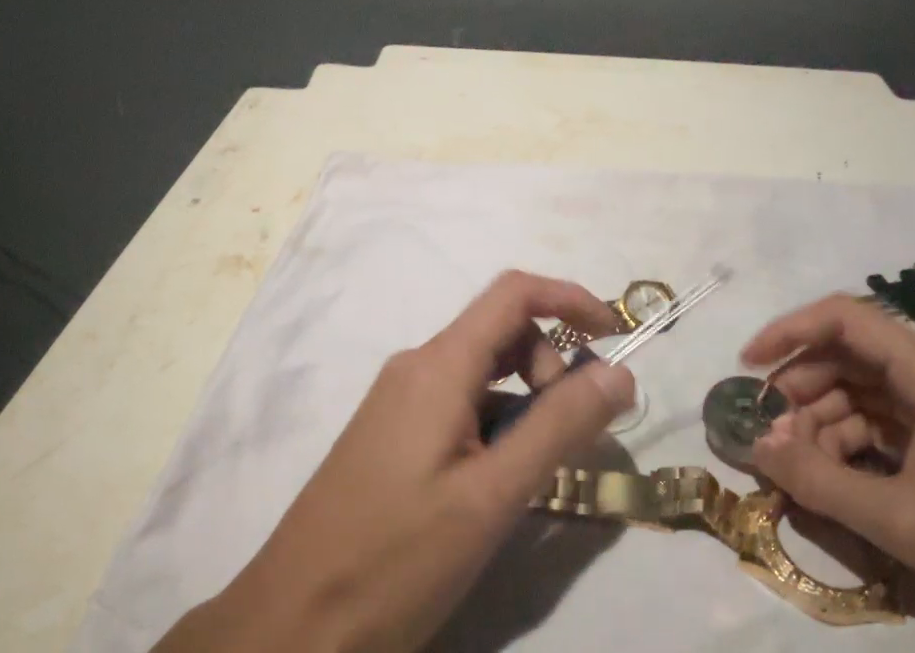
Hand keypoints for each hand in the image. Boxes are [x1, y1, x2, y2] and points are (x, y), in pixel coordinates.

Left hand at [158, 272, 634, 652]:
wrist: (295, 620)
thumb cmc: (397, 556)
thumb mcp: (492, 496)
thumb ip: (558, 428)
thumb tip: (619, 371)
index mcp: (438, 365)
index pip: (513, 293)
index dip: (571, 299)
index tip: (616, 336)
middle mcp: (416, 368)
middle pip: (501, 332)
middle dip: (552, 364)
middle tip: (572, 433)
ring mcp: (399, 402)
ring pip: (482, 372)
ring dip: (527, 399)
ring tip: (543, 464)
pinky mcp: (392, 435)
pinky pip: (459, 404)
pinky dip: (498, 421)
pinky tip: (502, 479)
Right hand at [742, 295, 914, 652]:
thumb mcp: (904, 521)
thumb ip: (819, 481)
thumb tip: (754, 446)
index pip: (849, 319)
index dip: (789, 331)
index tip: (747, 367)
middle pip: (856, 358)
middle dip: (803, 390)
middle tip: (768, 436)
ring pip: (873, 395)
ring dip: (828, 424)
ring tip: (800, 469)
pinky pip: (898, 426)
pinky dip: (860, 445)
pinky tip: (840, 480)